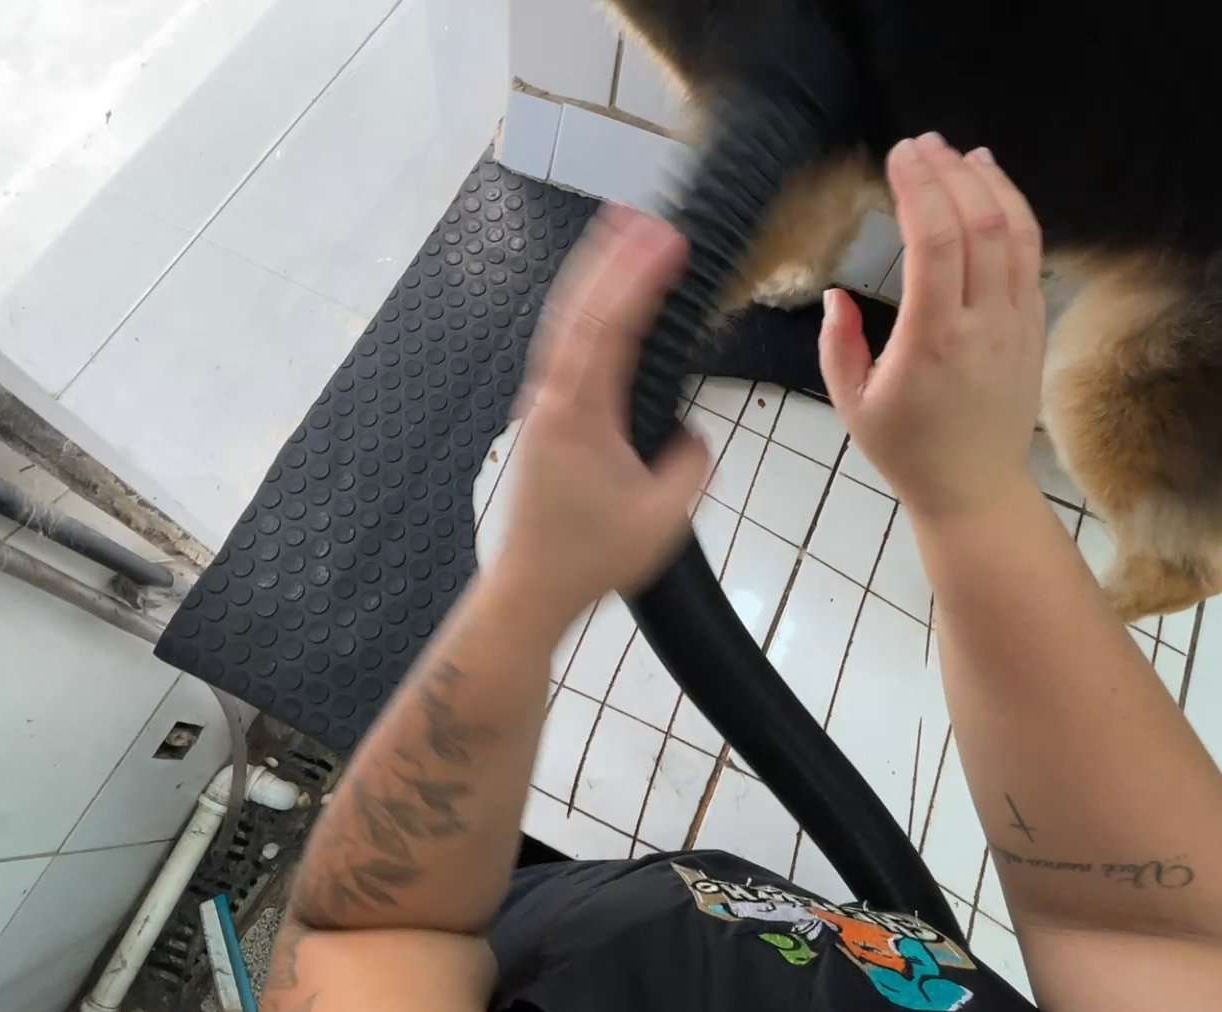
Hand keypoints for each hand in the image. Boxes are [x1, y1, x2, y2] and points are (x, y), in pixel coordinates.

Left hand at [494, 207, 711, 617]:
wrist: (531, 586)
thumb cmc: (591, 557)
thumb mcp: (662, 516)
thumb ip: (689, 463)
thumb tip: (690, 434)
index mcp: (579, 414)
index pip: (609, 328)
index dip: (638, 278)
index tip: (668, 239)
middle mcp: (551, 400)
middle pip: (576, 313)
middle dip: (608, 259)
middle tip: (639, 215)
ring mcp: (540, 409)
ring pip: (563, 330)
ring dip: (590, 283)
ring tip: (617, 242)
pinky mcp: (541, 424)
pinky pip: (562, 355)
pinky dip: (582, 320)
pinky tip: (597, 316)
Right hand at [820, 133, 1046, 520]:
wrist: (972, 485)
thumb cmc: (904, 448)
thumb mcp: (850, 403)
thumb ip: (837, 345)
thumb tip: (837, 295)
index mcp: (932, 342)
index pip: (936, 243)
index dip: (920, 190)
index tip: (899, 157)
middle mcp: (983, 322)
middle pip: (979, 223)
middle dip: (949, 173)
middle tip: (920, 144)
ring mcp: (1018, 321)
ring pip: (1015, 230)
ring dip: (989, 183)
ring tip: (960, 153)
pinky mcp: (1034, 324)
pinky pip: (1030, 254)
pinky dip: (1014, 211)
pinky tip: (993, 191)